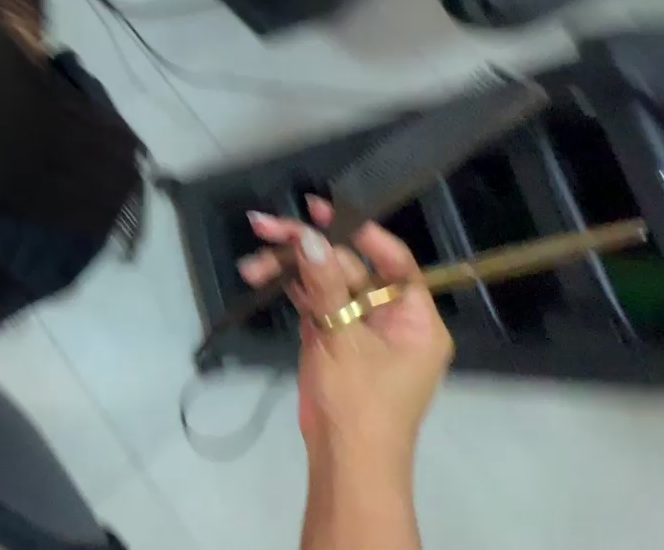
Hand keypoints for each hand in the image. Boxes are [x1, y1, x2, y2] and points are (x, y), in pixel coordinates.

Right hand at [239, 198, 453, 472]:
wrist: (345, 456)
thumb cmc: (360, 401)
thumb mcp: (341, 339)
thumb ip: (325, 286)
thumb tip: (311, 238)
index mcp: (414, 319)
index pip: (392, 261)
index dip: (359, 231)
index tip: (319, 208)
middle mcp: (389, 316)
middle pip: (346, 266)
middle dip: (304, 250)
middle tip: (263, 228)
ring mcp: (359, 325)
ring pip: (323, 279)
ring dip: (287, 268)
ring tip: (250, 268)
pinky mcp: (333, 334)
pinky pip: (312, 297)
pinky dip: (288, 285)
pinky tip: (261, 277)